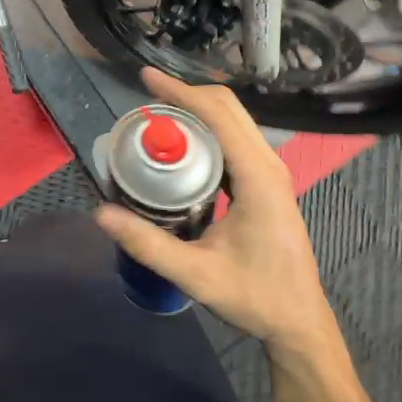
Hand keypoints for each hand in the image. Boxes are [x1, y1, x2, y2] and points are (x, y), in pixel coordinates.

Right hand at [95, 68, 334, 347]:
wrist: (299, 323)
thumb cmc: (256, 297)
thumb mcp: (198, 275)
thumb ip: (149, 245)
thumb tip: (102, 213)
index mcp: (258, 178)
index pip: (218, 117)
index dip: (181, 92)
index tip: (146, 79)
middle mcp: (268, 165)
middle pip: (228, 108)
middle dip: (186, 93)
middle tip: (146, 96)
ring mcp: (270, 172)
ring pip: (234, 119)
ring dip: (197, 107)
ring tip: (157, 113)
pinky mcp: (266, 181)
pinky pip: (235, 137)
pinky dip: (207, 126)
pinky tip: (181, 141)